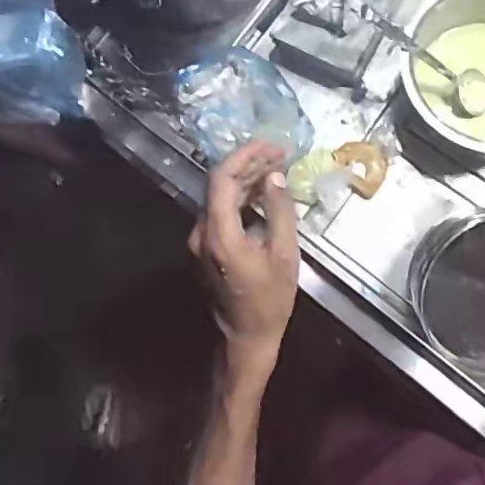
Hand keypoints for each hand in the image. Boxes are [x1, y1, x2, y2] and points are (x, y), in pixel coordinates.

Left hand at [189, 140, 298, 359]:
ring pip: (219, 197)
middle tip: (280, 155)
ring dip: (246, 180)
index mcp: (219, 234)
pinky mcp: (205, 248)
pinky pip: (221, 212)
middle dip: (249, 164)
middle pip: (219, 185)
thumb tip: (275, 177)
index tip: (273, 147)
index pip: (223, 179)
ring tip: (275, 170)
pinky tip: (263, 195)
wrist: (245, 338)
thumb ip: (280, 212)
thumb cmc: (269, 301)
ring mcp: (200, 241)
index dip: (247, 156)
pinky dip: (241, 198)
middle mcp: (201, 233)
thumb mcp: (284, 254)